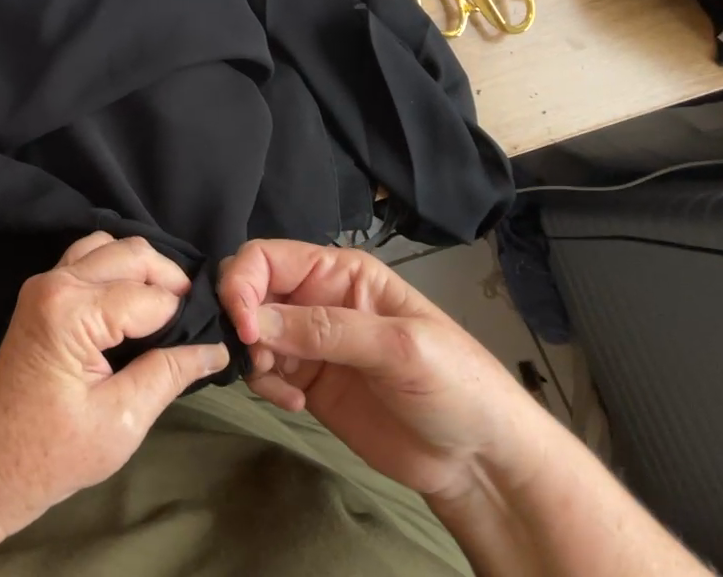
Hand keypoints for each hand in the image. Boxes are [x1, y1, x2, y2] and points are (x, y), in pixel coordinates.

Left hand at [0, 233, 228, 536]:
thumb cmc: (54, 452)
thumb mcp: (123, 420)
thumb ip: (170, 373)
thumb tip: (217, 348)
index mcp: (72, 312)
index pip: (151, 296)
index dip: (184, 319)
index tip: (207, 345)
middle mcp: (56, 283)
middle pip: (131, 253)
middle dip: (170, 280)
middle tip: (196, 322)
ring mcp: (44, 283)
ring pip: (108, 246)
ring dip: (142, 269)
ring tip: (167, 311)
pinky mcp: (41, 292)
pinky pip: (87, 258)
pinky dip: (117, 269)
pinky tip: (134, 304)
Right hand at [219, 239, 547, 502]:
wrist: (481, 464)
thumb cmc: (457, 387)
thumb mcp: (400, 348)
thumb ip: (325, 329)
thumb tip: (252, 320)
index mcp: (341, 273)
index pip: (267, 258)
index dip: (243, 283)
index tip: (243, 326)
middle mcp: (317, 299)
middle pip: (251, 291)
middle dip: (241, 320)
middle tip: (257, 357)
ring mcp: (310, 342)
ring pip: (250, 332)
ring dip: (252, 357)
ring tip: (282, 387)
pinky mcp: (306, 381)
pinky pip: (262, 371)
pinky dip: (264, 385)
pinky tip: (295, 403)